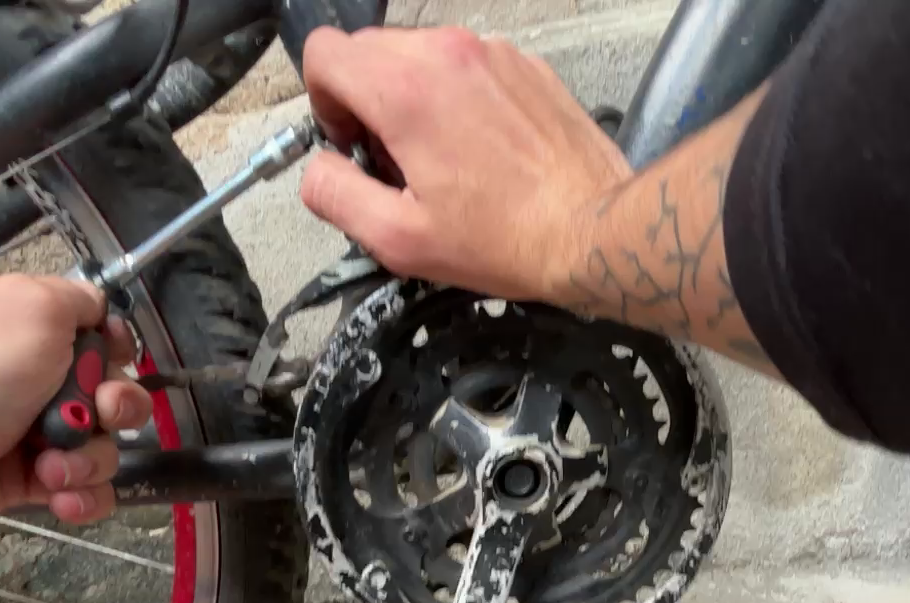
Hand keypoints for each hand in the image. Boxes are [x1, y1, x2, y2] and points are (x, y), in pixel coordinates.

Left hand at [0, 273, 151, 573]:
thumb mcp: (25, 310)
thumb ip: (76, 300)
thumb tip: (99, 311)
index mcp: (7, 318)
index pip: (85, 324)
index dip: (113, 344)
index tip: (115, 359)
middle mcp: (12, 371)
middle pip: (102, 388)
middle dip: (115, 407)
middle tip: (99, 416)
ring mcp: (13, 429)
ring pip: (95, 442)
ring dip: (93, 458)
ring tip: (57, 470)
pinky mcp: (12, 482)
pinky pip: (77, 487)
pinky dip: (82, 494)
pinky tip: (63, 499)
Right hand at [299, 26, 630, 302]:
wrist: (592, 232)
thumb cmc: (507, 241)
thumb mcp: (400, 239)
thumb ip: (337, 197)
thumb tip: (318, 171)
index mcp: (406, 90)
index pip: (325, 55)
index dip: (325, 104)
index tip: (354, 147)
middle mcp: (448, 53)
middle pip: (372, 54)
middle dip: (370, 106)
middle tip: (400, 167)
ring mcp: (494, 54)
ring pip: (423, 59)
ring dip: (418, 103)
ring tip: (448, 165)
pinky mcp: (527, 68)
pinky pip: (471, 70)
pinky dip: (463, 102)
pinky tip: (485, 156)